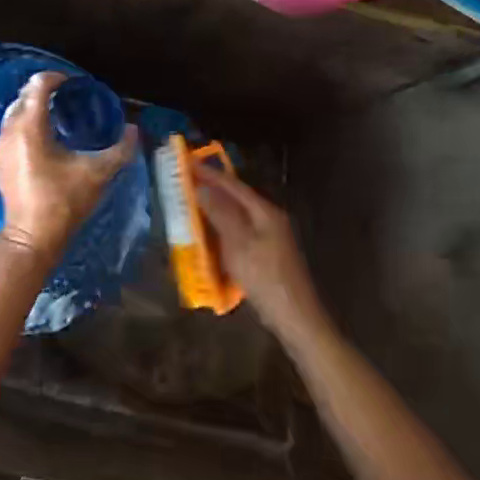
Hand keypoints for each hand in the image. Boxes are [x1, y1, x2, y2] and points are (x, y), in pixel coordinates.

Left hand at [0, 72, 138, 268]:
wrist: (31, 237)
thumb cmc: (63, 202)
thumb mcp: (97, 174)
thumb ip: (119, 149)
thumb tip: (134, 130)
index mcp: (30, 127)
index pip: (38, 86)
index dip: (56, 78)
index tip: (75, 83)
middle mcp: (10, 130)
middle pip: (23, 96)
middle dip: (44, 91)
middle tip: (68, 98)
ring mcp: (0, 146)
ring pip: (14, 113)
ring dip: (33, 108)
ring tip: (57, 115)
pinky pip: (10, 130)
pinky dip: (25, 124)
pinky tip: (44, 137)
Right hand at [196, 165, 328, 339]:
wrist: (294, 317)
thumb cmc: (264, 277)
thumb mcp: (238, 243)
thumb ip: (219, 213)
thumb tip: (201, 187)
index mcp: (264, 212)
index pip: (233, 185)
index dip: (210, 174)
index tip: (187, 162)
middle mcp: (268, 219)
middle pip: (236, 198)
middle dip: (211, 188)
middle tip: (185, 181)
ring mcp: (269, 238)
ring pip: (236, 215)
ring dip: (214, 208)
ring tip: (190, 204)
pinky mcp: (264, 254)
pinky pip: (237, 232)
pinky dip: (220, 228)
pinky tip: (207, 235)